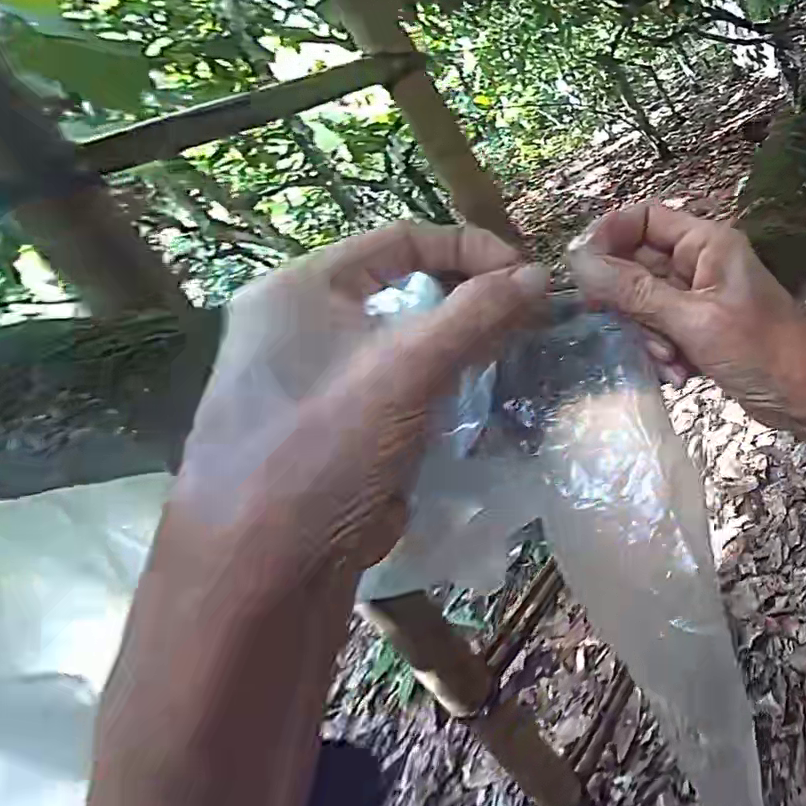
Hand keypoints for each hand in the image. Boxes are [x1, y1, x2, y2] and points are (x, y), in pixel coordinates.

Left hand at [176, 221, 548, 578]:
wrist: (264, 567)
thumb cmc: (325, 448)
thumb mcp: (409, 368)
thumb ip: (479, 312)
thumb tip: (541, 275)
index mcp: (302, 288)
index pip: (405, 238)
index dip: (473, 247)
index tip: (527, 276)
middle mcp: (307, 317)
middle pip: (411, 278)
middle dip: (477, 289)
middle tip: (530, 310)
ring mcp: (323, 366)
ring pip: (414, 325)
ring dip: (470, 327)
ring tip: (518, 340)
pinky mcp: (344, 408)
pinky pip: (409, 366)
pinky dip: (451, 362)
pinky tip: (485, 376)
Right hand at [570, 202, 805, 521]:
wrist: (804, 397)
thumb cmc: (758, 351)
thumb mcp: (693, 320)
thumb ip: (635, 290)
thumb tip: (577, 260)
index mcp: (708, 243)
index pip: (643, 217)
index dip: (608, 237)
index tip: (583, 273)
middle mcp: (702, 262)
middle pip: (638, 264)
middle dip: (630, 303)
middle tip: (626, 329)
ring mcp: (701, 297)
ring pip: (646, 302)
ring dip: (648, 335)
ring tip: (669, 360)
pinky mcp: (701, 328)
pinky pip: (662, 329)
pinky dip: (664, 352)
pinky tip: (680, 375)